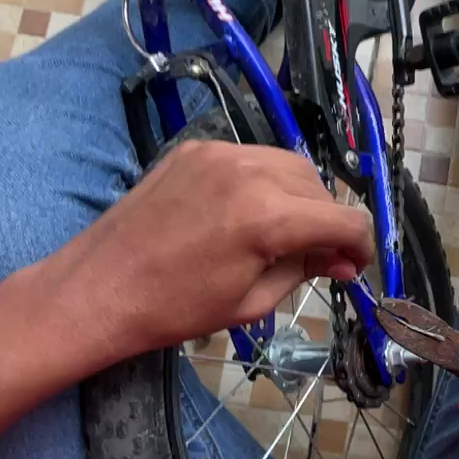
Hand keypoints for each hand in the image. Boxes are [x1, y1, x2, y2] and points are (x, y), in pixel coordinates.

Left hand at [32, 141, 373, 361]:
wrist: (97, 288)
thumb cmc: (175, 310)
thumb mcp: (252, 301)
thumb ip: (305, 270)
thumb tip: (343, 260)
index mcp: (268, 217)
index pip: (345, 220)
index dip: (360, 246)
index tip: (354, 265)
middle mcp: (250, 170)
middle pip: (321, 189)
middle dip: (328, 222)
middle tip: (317, 257)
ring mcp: (219, 152)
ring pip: (290, 166)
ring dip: (300, 199)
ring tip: (281, 234)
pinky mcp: (195, 148)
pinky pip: (252, 158)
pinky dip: (264, 182)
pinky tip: (246, 212)